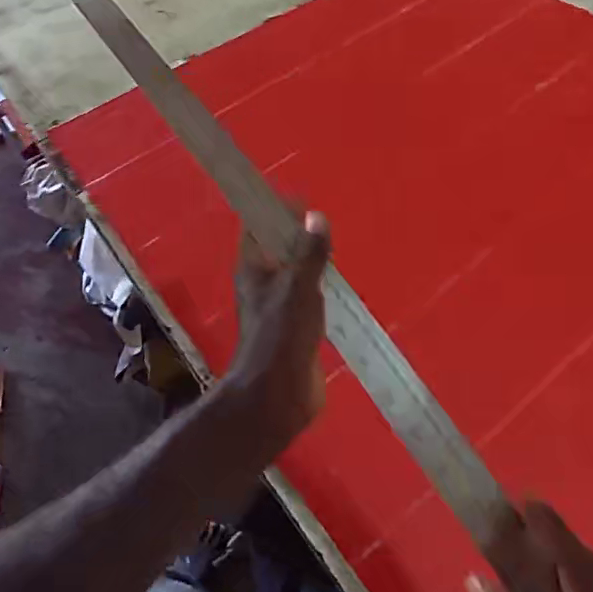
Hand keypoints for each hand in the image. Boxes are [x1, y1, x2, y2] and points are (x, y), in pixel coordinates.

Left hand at [219, 212, 330, 447]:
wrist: (277, 395)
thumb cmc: (279, 336)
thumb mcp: (297, 289)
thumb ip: (309, 254)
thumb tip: (315, 216)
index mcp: (251, 268)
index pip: (256, 227)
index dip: (273, 210)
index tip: (298, 196)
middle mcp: (262, 282)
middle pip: (277, 248)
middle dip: (296, 233)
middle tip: (323, 217)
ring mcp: (279, 305)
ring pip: (295, 272)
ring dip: (311, 259)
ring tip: (334, 242)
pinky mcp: (297, 326)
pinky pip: (309, 296)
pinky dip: (322, 285)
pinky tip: (341, 281)